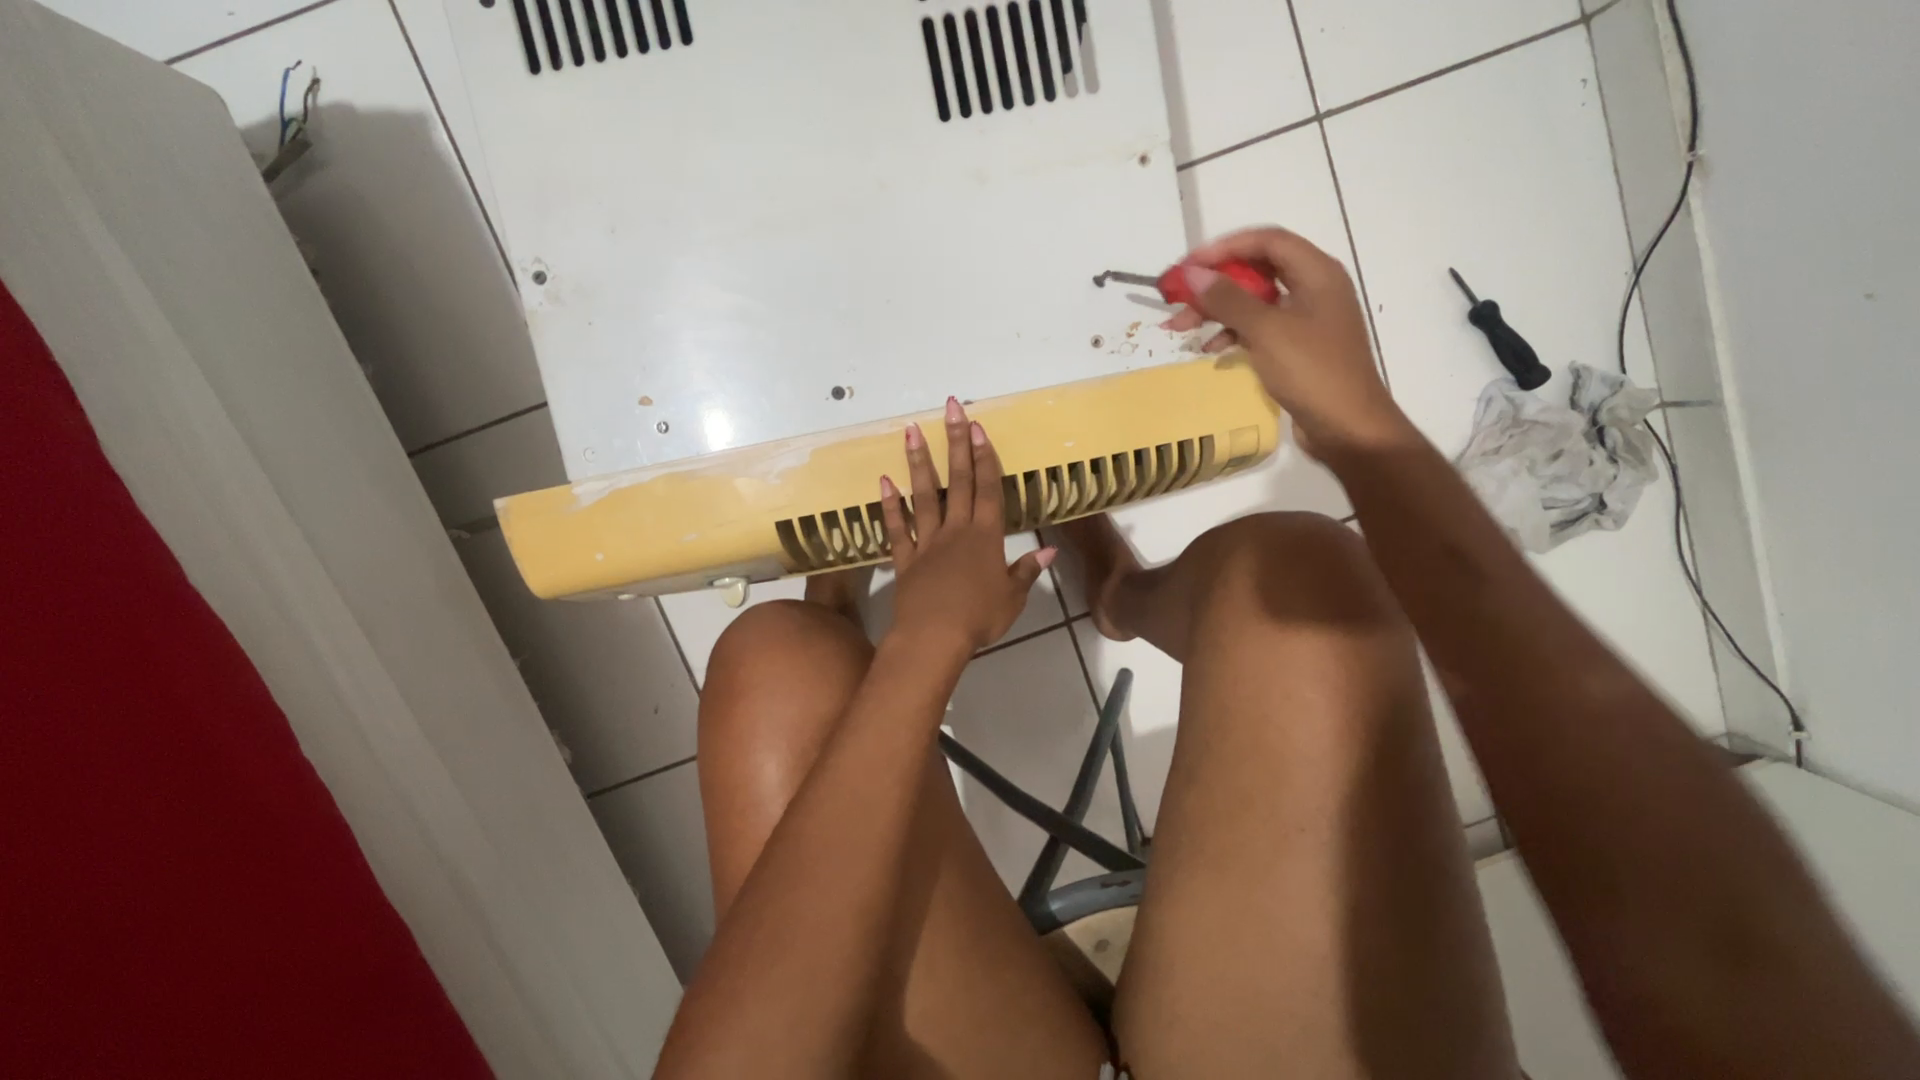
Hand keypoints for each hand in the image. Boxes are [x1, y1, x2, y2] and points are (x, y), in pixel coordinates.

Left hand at [880, 398, 1054, 654]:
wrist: (933, 637)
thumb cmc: (979, 619)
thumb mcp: (1012, 598)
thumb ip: (1026, 572)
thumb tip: (1049, 551)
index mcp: (986, 538)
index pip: (988, 490)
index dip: (984, 458)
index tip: (978, 428)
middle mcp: (956, 531)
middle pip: (957, 481)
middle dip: (956, 443)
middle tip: (951, 409)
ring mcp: (927, 542)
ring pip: (924, 496)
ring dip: (919, 463)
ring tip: (911, 431)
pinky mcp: (905, 559)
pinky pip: (896, 528)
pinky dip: (889, 506)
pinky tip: (884, 481)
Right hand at [1165, 227, 1414, 455]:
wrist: (1349, 429)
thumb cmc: (1313, 373)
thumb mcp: (1267, 331)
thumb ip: (1228, 299)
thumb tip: (1193, 274)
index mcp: (1317, 273)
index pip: (1266, 241)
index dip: (1224, 249)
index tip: (1188, 268)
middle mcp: (1315, 288)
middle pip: (1257, 270)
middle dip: (1215, 284)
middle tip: (1178, 302)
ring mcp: (1308, 319)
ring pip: (1255, 301)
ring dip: (1218, 311)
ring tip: (1183, 329)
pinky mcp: (1299, 347)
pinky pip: (1261, 328)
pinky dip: (1234, 333)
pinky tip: (1212, 350)